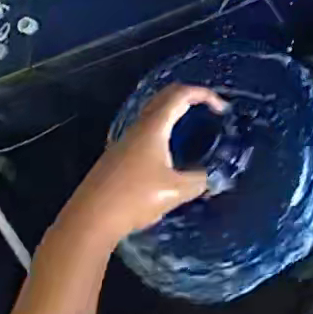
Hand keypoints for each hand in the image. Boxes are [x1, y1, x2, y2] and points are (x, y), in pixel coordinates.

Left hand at [57, 84, 226, 245]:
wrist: (90, 219)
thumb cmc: (134, 198)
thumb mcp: (175, 191)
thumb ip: (198, 181)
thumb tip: (212, 178)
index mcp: (154, 126)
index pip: (181, 94)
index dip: (205, 94)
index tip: (223, 108)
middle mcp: (139, 126)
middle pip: (166, 96)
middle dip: (190, 95)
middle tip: (209, 107)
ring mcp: (126, 139)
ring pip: (154, 111)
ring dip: (175, 110)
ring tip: (193, 123)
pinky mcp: (119, 154)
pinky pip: (147, 127)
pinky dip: (164, 125)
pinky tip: (169, 148)